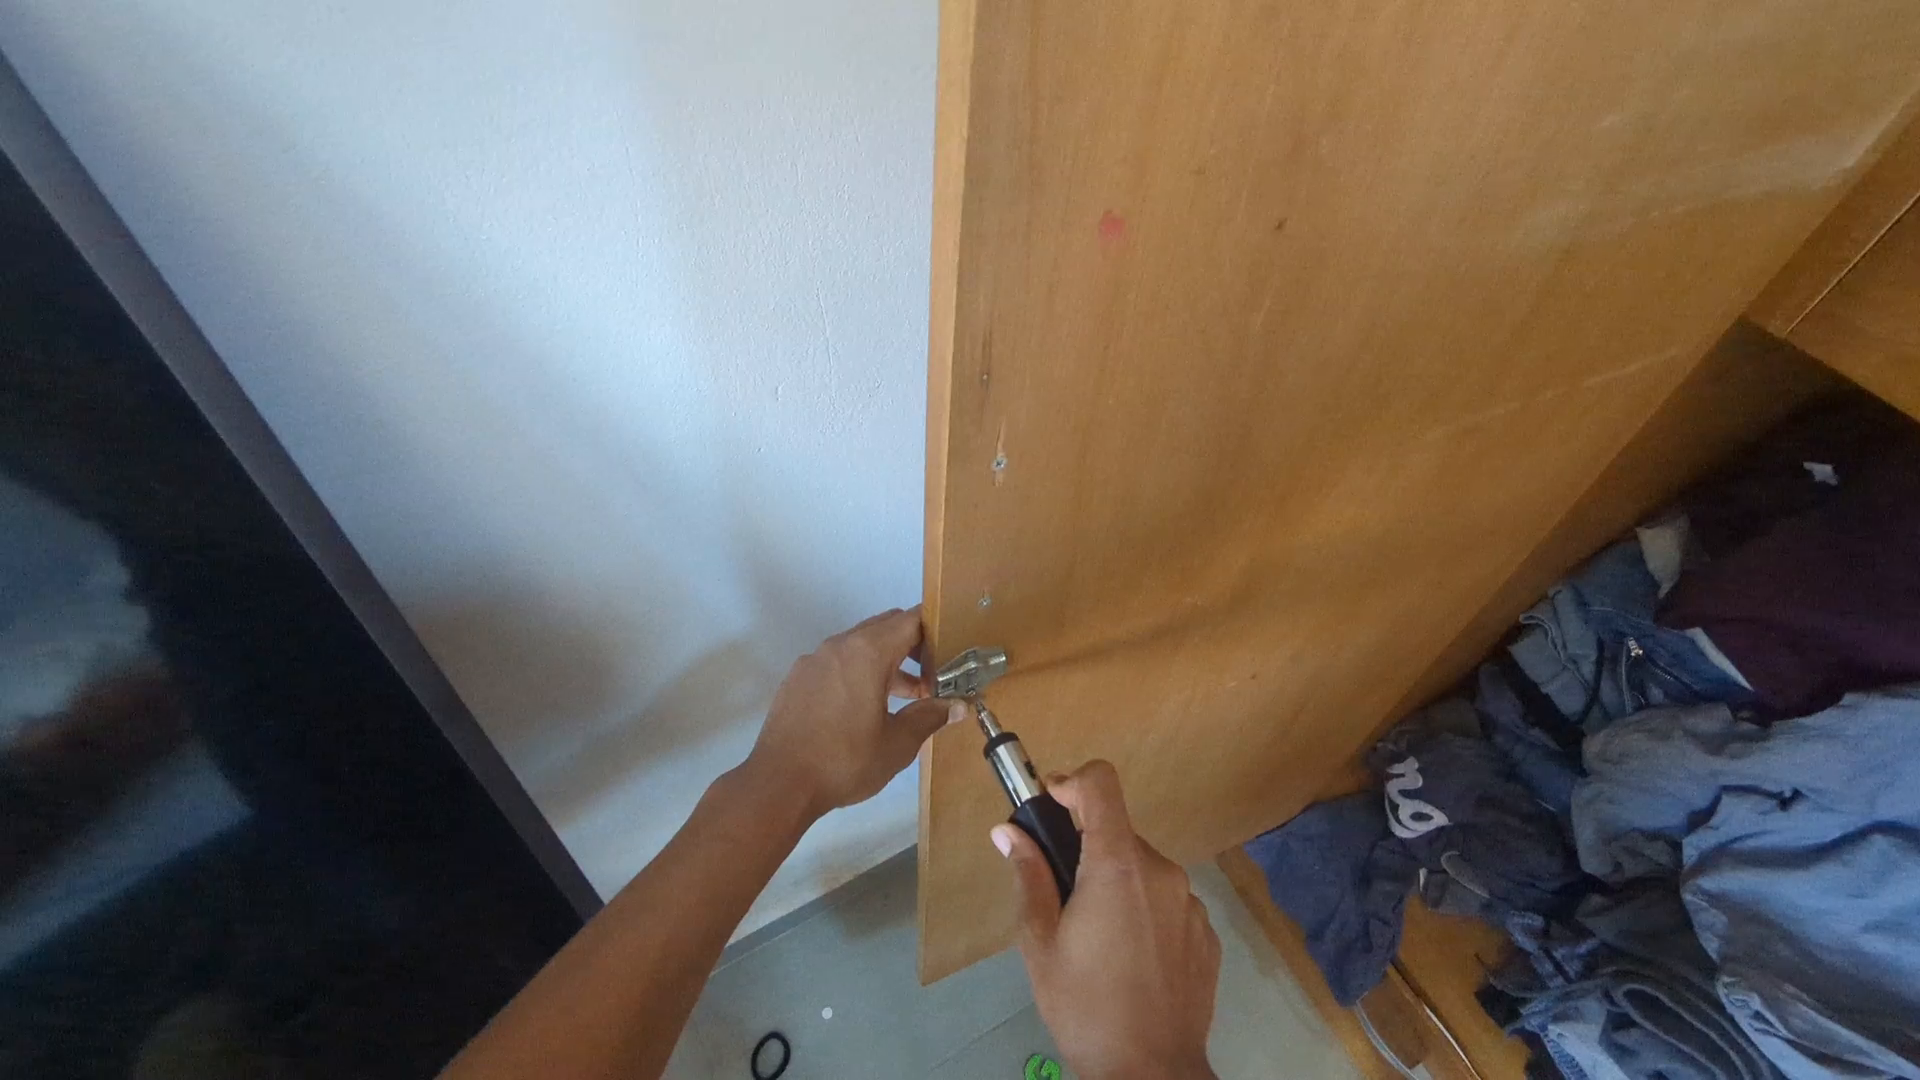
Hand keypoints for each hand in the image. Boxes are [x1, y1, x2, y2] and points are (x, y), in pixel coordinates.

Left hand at [746, 607, 958, 818]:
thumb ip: (930, 717)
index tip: (952, 651)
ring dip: (886, 662)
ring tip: (908, 696)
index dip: (935, 630)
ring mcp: (814, 660)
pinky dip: (858, 672)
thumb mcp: (898, 744)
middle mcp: (839, 645)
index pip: (910, 620)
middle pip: (884, 627)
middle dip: (913, 645)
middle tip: (934, 674)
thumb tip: (958, 706)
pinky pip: (837, 662)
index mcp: (867, 652)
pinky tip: (865, 707)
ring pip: (859, 645)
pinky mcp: (798, 678)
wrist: (778, 783)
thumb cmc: (845, 760)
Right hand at [996, 761, 1220, 1079]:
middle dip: (1086, 848)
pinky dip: (1143, 910)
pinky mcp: (1206, 933)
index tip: (1050, 805)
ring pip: (1142, 868)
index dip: (1071, 782)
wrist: (1153, 1076)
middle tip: (1061, 893)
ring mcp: (1190, 902)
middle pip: (1117, 831)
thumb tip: (1009, 832)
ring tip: (1094, 934)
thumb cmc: (1085, 1007)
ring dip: (1115, 881)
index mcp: (1117, 865)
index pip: (1101, 783)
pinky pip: (1166, 900)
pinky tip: (1129, 957)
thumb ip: (1029, 876)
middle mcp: (1162, 871)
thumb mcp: (1040, 942)